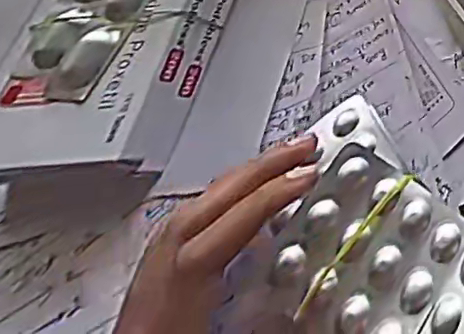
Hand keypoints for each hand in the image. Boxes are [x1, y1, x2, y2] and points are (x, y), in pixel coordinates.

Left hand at [115, 135, 320, 333]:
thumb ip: (270, 324)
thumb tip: (318, 295)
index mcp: (166, 312)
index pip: (213, 240)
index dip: (264, 202)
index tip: (308, 175)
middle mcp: (150, 291)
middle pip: (199, 212)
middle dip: (257, 172)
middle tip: (305, 147)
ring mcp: (145, 290)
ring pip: (190, 214)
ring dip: (243, 181)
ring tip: (283, 163)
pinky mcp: (148, 295)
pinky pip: (186, 229)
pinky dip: (224, 203)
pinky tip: (249, 205)